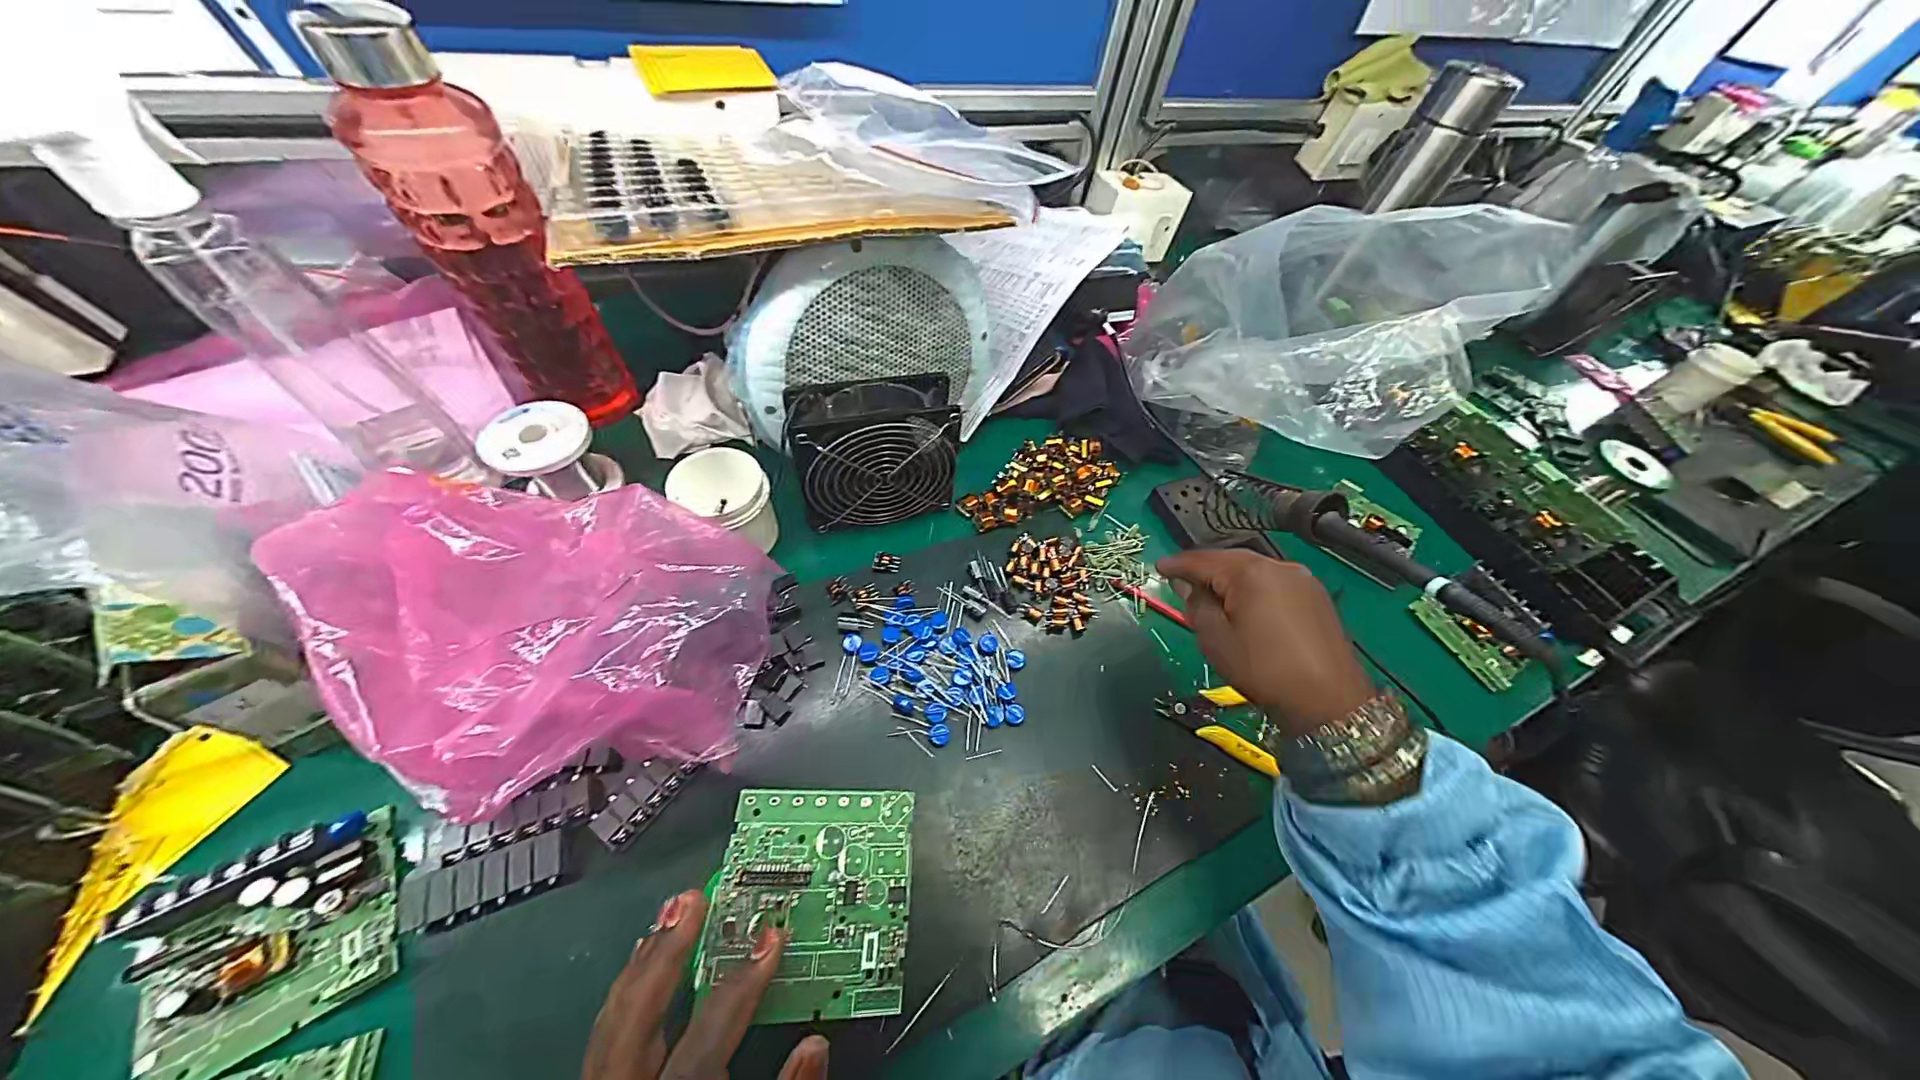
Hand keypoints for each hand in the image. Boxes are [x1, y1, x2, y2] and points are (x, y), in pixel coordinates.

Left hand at [582, 889, 829, 1079]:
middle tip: (692, 899)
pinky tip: (640, 972)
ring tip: (665, 918)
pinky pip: (600, 1040)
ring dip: (640, 964)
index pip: (710, 1036)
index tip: (769, 936)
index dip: (744, 981)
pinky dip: (624, 997)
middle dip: (667, 953)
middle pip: (637, 1020)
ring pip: (607, 1025)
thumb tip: (815, 1047)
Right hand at [1157, 549, 1374, 735]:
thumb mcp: (1216, 640)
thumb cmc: (1263, 669)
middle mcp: (1279, 566)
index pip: (1204, 560)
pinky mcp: (1316, 596)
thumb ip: (1197, 605)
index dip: (1179, 564)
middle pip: (1232, 560)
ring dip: (1230, 579)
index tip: (1160, 566)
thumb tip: (1187, 586)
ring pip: (1254, 571)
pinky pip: (1273, 583)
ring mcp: (1302, 580)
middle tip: (1182, 580)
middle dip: (1205, 569)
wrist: (1329, 701)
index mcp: (1251, 572)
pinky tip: (1243, 604)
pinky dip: (1252, 588)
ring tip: (1210, 594)